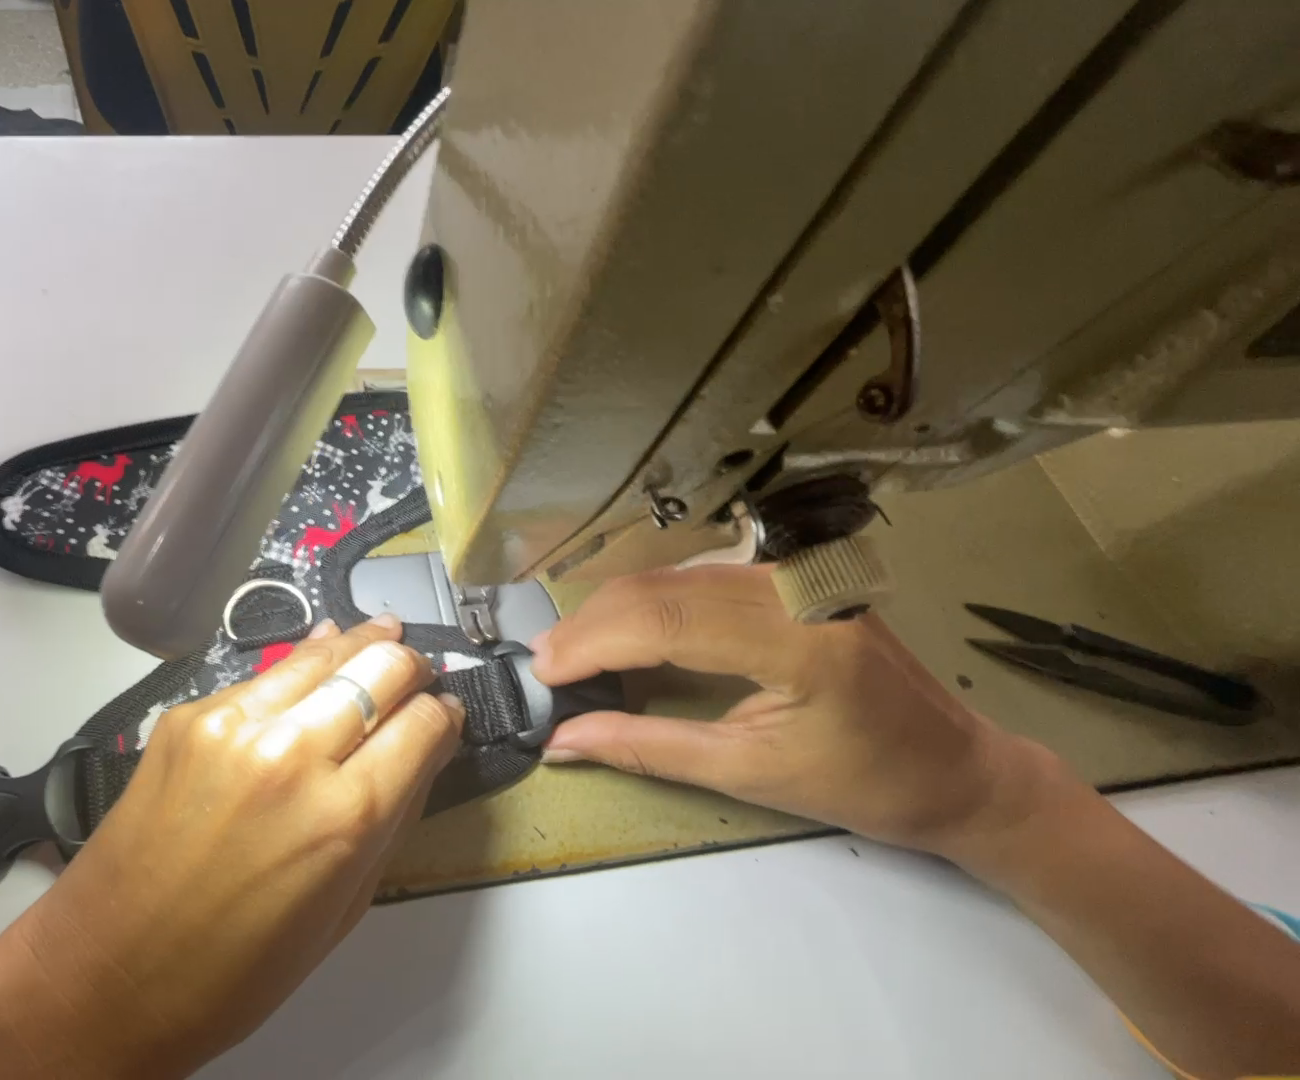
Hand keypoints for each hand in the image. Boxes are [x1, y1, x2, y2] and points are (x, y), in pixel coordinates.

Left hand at [0, 615, 463, 1079]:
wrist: (108, 972)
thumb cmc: (233, 968)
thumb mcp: (343, 907)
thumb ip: (390, 818)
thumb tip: (420, 750)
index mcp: (343, 817)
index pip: (421, 725)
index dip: (443, 714)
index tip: (446, 713)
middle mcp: (291, 755)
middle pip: (379, 666)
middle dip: (409, 665)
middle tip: (417, 671)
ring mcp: (233, 725)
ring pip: (320, 651)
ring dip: (358, 644)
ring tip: (379, 634)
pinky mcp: (188, 715)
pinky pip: (262, 679)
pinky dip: (296, 670)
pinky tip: (310, 667)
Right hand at [532, 564, 1069, 856]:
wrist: (961, 769)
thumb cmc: (865, 785)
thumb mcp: (749, 774)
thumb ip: (646, 747)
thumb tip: (562, 741)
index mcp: (795, 640)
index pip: (665, 621)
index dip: (592, 643)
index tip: (541, 673)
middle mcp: (793, 588)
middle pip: (659, 589)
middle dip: (589, 626)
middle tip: (541, 664)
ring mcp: (793, 575)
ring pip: (671, 577)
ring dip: (610, 613)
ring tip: (568, 652)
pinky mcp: (789, 577)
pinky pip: (695, 579)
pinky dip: (645, 605)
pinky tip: (618, 630)